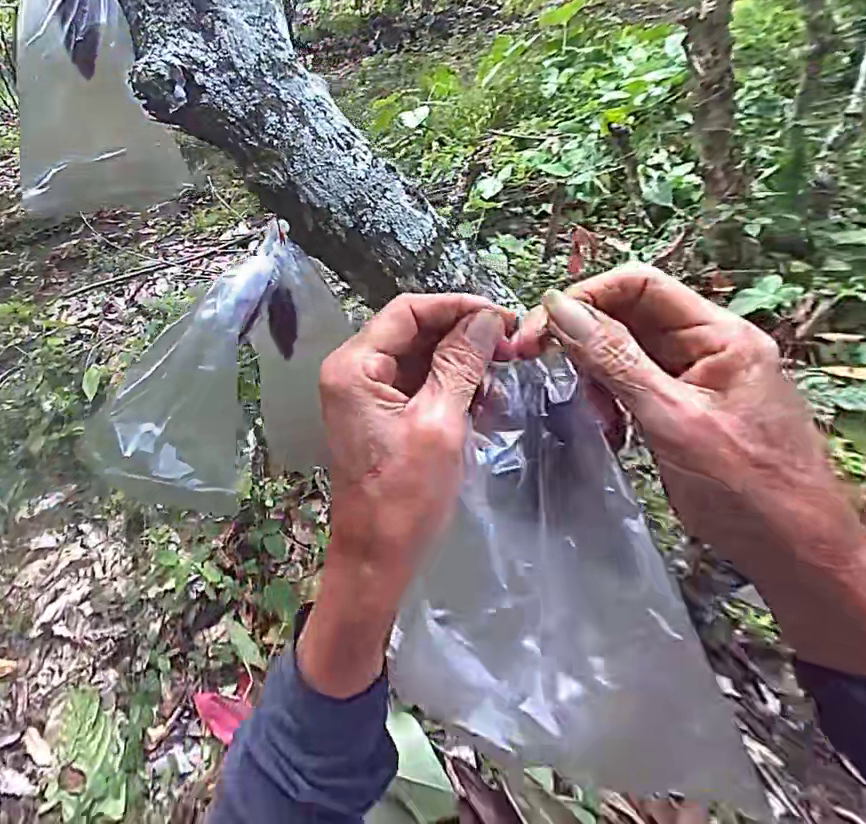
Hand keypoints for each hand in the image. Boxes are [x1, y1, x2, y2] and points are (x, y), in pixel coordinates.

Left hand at [297, 294, 513, 697]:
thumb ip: (461, 363)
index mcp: (354, 366)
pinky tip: (486, 404)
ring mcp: (366, 392)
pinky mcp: (381, 412)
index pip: (407, 311)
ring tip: (503, 383)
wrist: (377, 558)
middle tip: (512, 349)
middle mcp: (353, 370)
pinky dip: (453, 387)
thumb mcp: (440, 423)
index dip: (457, 307)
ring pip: (421, 356)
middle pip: (414, 331)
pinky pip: (420, 383)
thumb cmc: (405, 496)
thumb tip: (487, 319)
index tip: (503, 317)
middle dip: (464, 336)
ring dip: (463, 364)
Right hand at [513, 265, 865, 682]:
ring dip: (593, 375)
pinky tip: (608, 429)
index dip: (585, 297)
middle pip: (626, 314)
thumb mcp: (673, 420)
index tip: (542, 330)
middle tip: (537, 362)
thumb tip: (561, 308)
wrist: (800, 557)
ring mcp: (694, 374)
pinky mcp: (681, 402)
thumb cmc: (748, 490)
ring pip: (621, 349)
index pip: (639, 285)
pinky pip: (630, 381)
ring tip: (594, 417)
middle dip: (580, 337)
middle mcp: (706, 344)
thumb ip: (616, 361)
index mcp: (719, 335)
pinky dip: (608, 398)